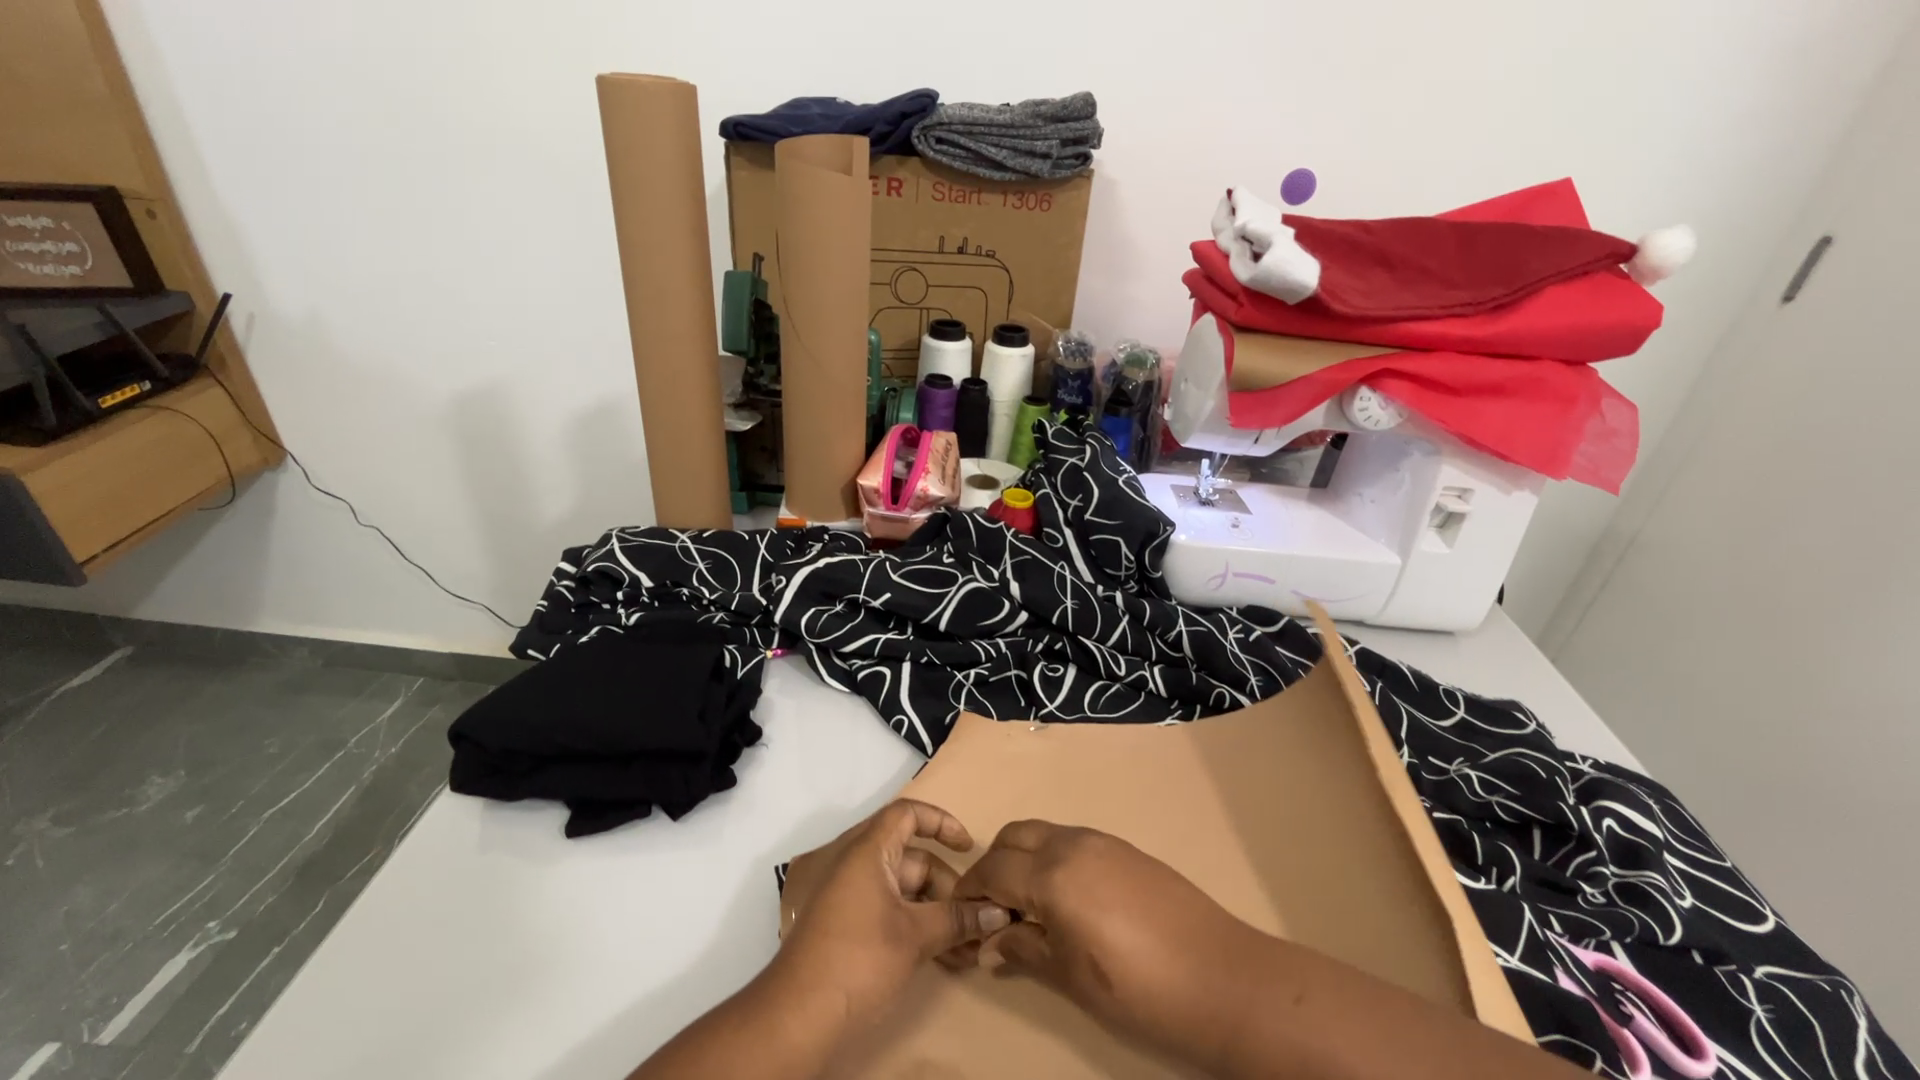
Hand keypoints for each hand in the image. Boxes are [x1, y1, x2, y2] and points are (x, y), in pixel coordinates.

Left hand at [774, 800, 1011, 1024]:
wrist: (797, 1017)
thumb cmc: (858, 960)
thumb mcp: (915, 937)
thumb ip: (958, 919)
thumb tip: (999, 912)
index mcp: (866, 851)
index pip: (907, 814)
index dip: (941, 822)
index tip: (969, 848)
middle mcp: (855, 864)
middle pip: (913, 859)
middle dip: (949, 889)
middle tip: (979, 921)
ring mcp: (849, 896)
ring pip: (904, 891)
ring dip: (938, 915)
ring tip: (970, 950)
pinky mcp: (847, 925)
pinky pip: (890, 911)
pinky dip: (917, 927)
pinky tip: (946, 958)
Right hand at [952, 820, 1274, 1071]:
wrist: (1223, 978)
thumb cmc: (1138, 989)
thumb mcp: (1071, 978)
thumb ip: (1025, 951)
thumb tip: (990, 945)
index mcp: (1052, 875)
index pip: (992, 870)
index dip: (969, 891)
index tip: (960, 914)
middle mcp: (1073, 845)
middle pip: (1014, 837)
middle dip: (993, 865)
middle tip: (992, 907)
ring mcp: (1105, 842)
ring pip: (1045, 833)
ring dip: (1024, 857)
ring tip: (1028, 904)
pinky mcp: (1128, 850)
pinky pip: (1074, 840)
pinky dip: (1054, 858)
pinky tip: (1065, 898)